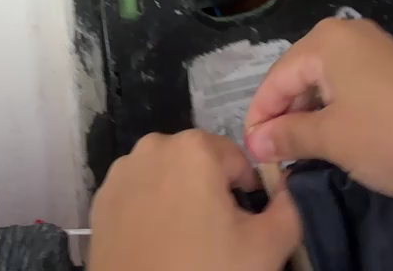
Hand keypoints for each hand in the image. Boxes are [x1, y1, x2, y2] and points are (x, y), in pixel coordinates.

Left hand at [87, 130, 300, 270]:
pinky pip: (139, 193)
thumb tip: (291, 188)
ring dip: (180, 199)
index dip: (245, 196)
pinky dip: (150, 210)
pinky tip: (156, 244)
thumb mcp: (266, 247)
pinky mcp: (102, 196)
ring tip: (184, 244)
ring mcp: (124, 170)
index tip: (240, 229)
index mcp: (196, 147)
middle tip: (213, 239)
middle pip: (200, 166)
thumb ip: (290, 208)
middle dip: (211, 195)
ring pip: (168, 177)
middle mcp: (156, 145)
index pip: (237, 162)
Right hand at [244, 17, 392, 200]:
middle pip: (300, 75)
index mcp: (326, 40)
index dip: (260, 116)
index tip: (252, 153)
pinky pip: (351, 87)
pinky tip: (334, 141)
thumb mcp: (331, 138)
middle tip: (274, 158)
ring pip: (326, 83)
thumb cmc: (389, 135)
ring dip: (310, 117)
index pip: (277, 77)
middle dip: (284, 115)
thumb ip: (288, 136)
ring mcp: (375, 50)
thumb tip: (257, 142)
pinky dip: (337, 112)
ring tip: (301, 154)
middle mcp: (348, 34)